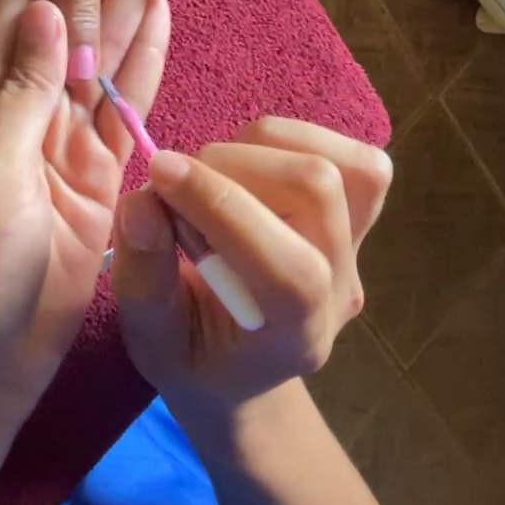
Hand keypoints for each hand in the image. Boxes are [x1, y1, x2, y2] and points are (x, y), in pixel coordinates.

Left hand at [0, 0, 171, 409]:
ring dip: (126, 3)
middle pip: (67, 22)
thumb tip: (44, 10)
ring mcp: (65, 134)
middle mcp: (23, 104)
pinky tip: (160, 17)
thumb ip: (22, 89)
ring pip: (103, 53)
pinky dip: (144, 61)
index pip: (15, 9)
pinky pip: (127, 103)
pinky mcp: (100, 167)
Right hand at [110, 117, 391, 414]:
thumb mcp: (148, 334)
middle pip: (314, 188)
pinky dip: (286, 141)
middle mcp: (341, 288)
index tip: (159, 173)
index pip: (290, 268)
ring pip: (330, 161)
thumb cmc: (189, 352)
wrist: (237, 363)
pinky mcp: (360, 212)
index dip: (223, 205)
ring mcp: (358, 247)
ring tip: (212, 179)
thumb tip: (144, 199)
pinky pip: (349, 155)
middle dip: (227, 168)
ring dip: (252, 149)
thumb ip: (143, 272)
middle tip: (177, 189)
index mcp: (295, 336)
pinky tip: (247, 166)